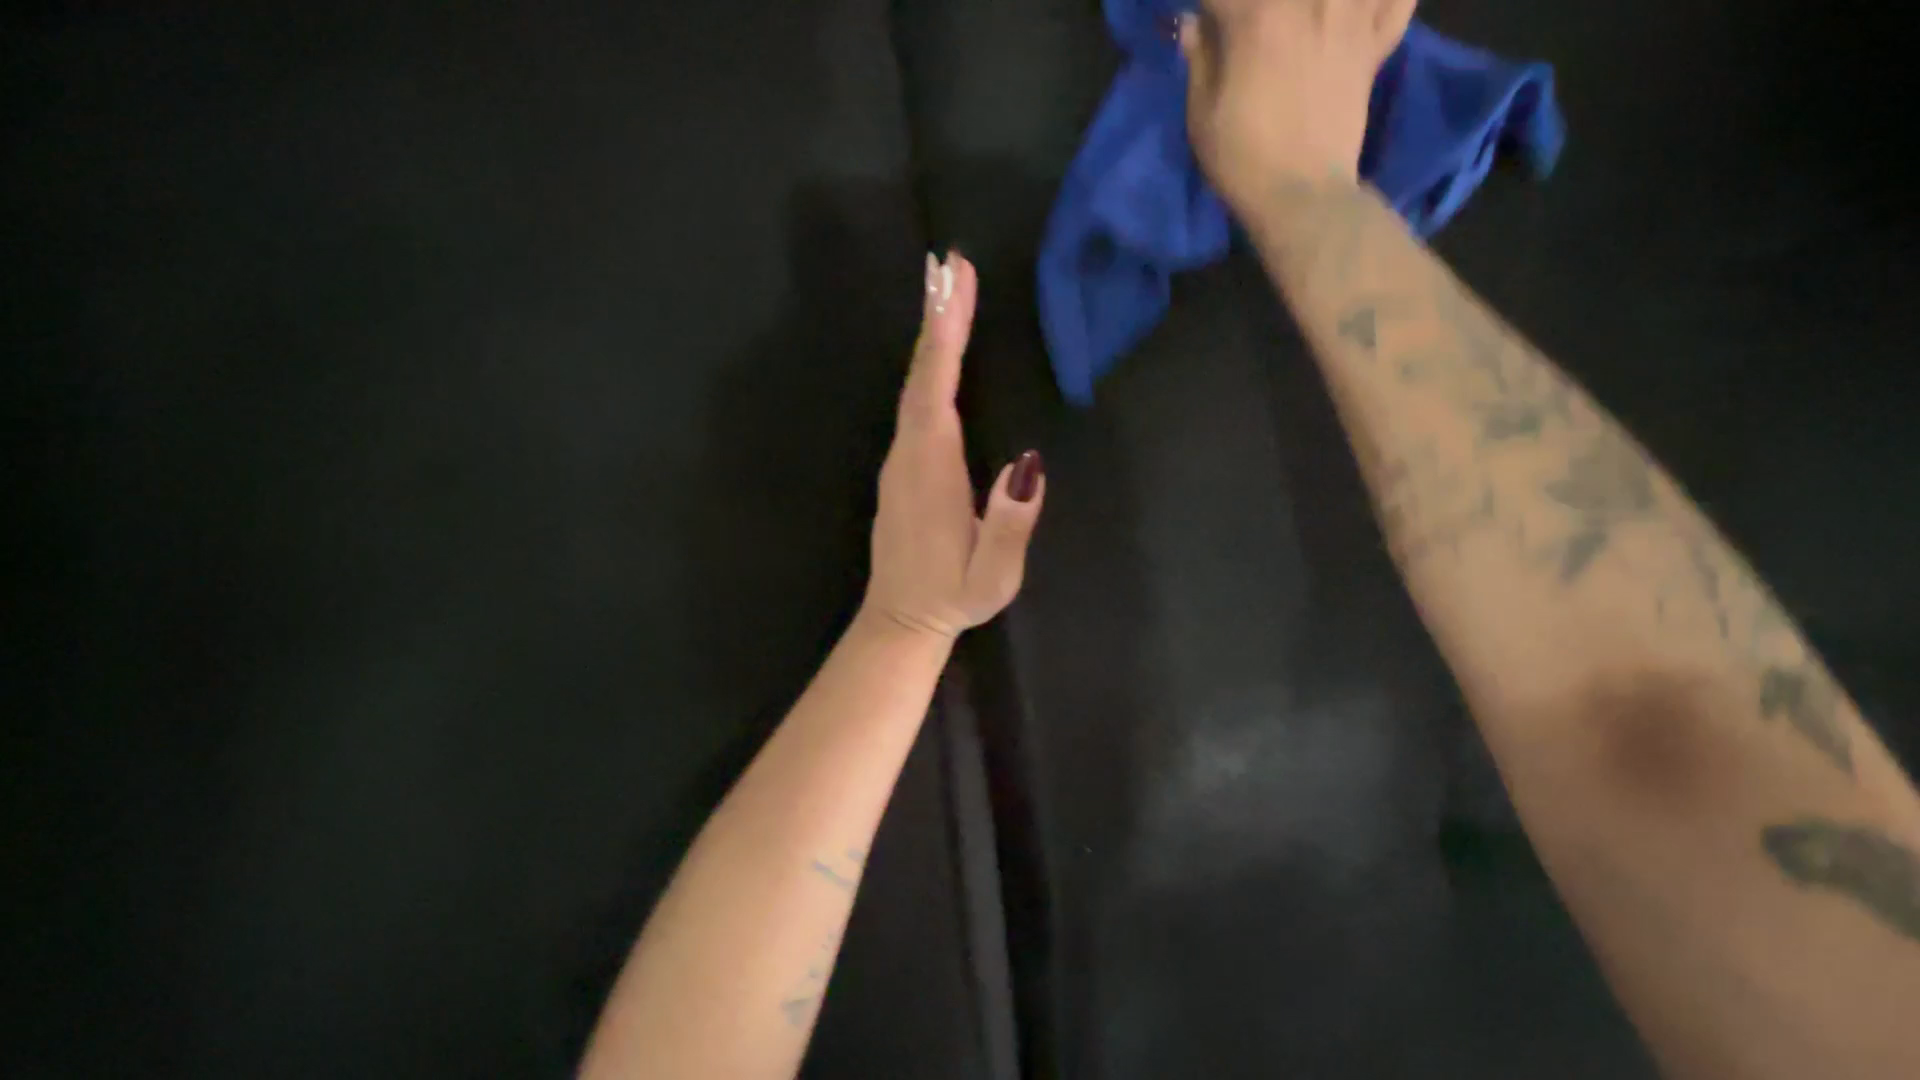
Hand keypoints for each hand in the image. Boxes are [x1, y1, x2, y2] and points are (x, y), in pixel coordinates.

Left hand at [860, 253, 1044, 640]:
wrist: (901, 620)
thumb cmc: (952, 597)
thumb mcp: (993, 575)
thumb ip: (1011, 524)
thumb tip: (1027, 464)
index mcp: (932, 471)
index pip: (937, 391)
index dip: (945, 336)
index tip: (954, 284)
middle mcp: (908, 455)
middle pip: (920, 375)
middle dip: (936, 316)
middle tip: (949, 261)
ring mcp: (900, 459)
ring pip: (914, 384)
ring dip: (930, 333)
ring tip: (946, 285)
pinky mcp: (901, 466)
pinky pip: (914, 402)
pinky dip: (926, 364)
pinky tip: (937, 349)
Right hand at [1179, 0, 1415, 213]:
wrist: (1302, 196)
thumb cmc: (1242, 160)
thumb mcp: (1202, 116)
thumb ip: (1200, 59)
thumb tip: (1196, 24)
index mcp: (1256, 16)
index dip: (1211, 10)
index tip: (1206, 23)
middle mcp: (1309, 1)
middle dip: (1256, 4)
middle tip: (1248, 22)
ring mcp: (1351, 17)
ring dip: (1320, 1)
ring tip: (1304, 17)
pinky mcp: (1376, 44)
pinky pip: (1397, 0)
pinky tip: (1361, 8)